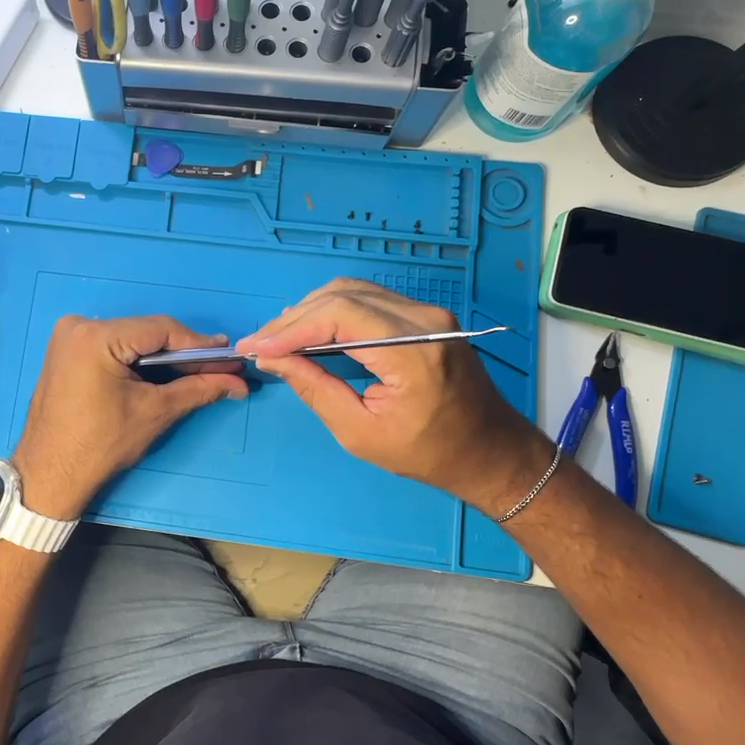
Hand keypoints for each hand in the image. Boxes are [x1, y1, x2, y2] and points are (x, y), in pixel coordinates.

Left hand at [11, 316, 248, 520]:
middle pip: (145, 332)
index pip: (161, 329)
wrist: (49, 475)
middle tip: (219, 366)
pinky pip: (112, 347)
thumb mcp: (154, 413)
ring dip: (162, 356)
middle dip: (182, 352)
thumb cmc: (100, 446)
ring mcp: (68, 337)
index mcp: (96, 337)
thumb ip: (198, 389)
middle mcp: (78, 326)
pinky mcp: (66, 352)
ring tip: (198, 371)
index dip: (199, 345)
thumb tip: (237, 382)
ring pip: (131, 339)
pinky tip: (163, 373)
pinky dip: (138, 360)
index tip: (229, 358)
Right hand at [236, 279, 550, 515]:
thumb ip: (315, 389)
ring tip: (279, 339)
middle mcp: (423, 320)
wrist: (490, 451)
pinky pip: (369, 300)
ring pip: (354, 291)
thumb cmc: (428, 453)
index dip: (290, 329)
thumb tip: (273, 360)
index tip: (255, 348)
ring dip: (311, 311)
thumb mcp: (361, 432)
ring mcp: (428, 313)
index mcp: (413, 351)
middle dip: (294, 318)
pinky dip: (333, 312)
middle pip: (342, 295)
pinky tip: (311, 332)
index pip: (338, 316)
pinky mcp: (426, 316)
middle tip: (260, 344)